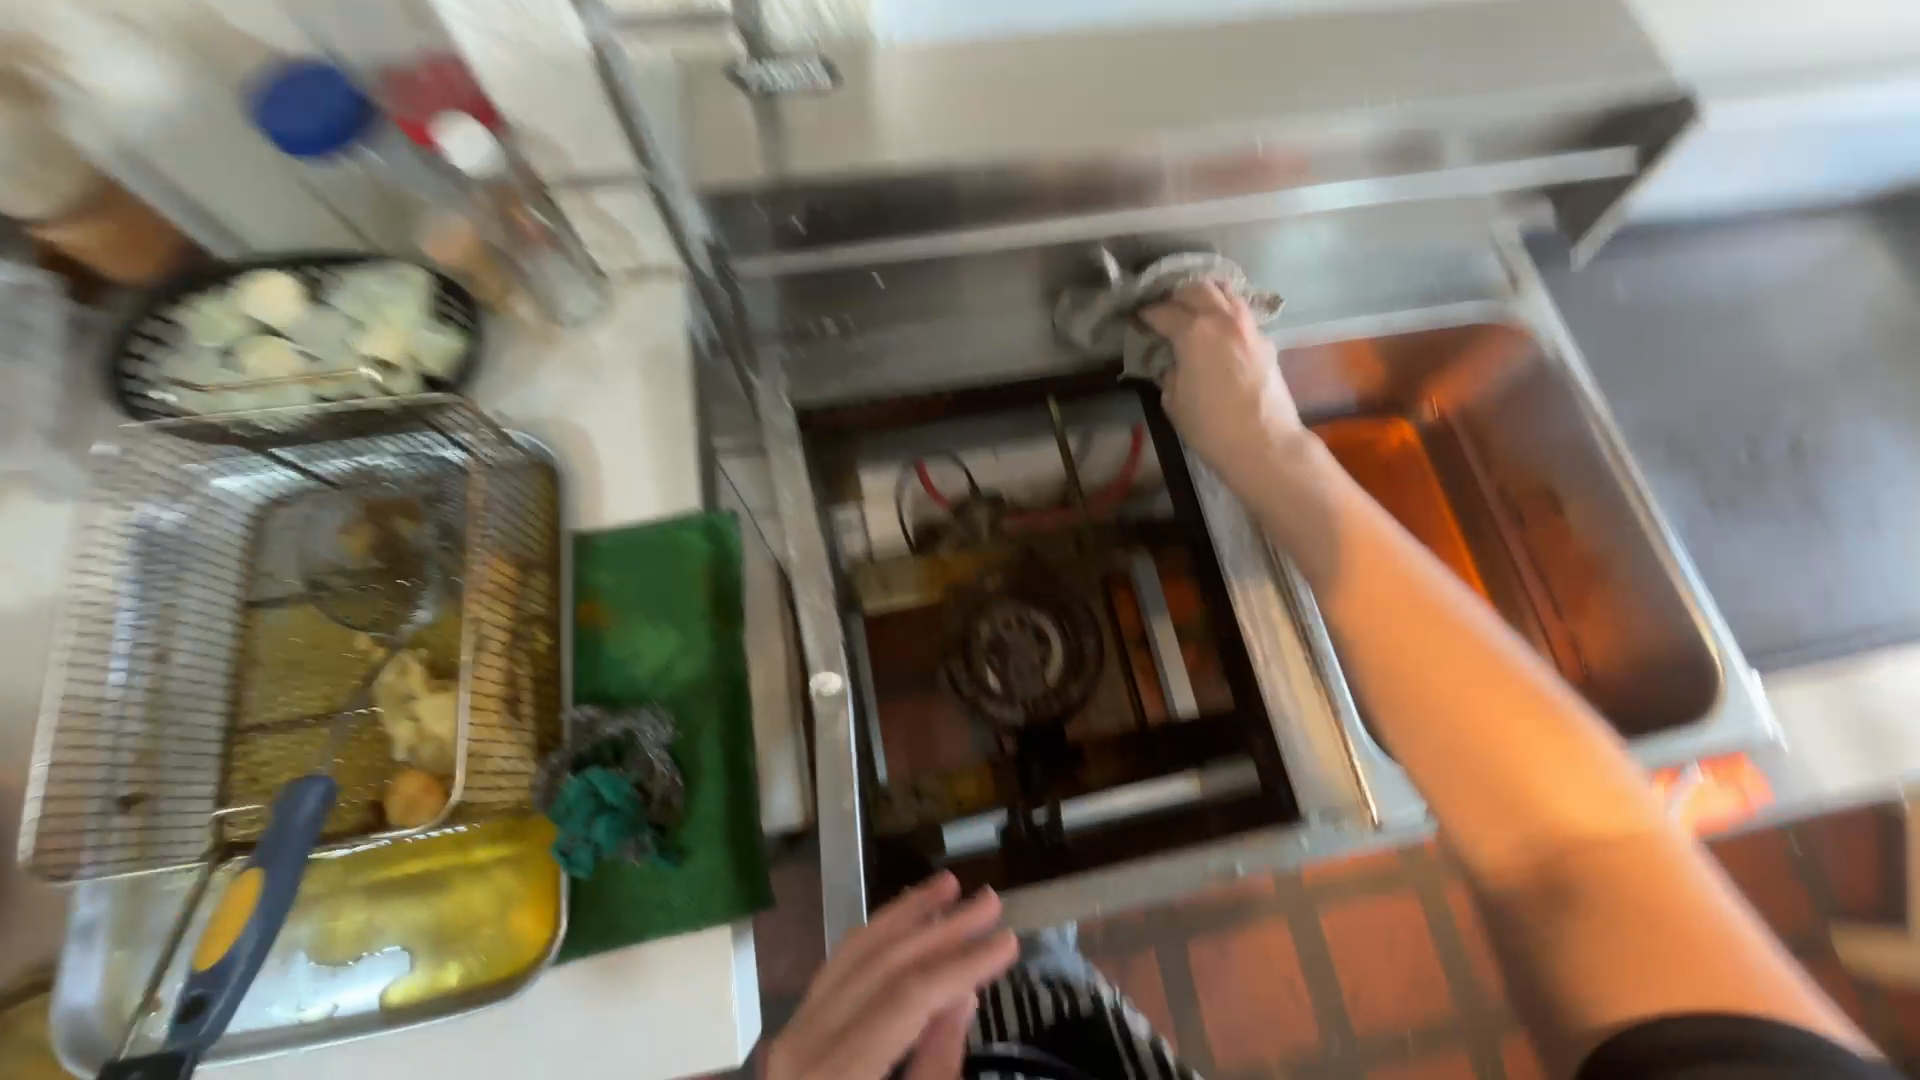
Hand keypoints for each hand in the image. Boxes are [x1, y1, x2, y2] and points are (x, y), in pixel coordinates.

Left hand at [764, 872, 1018, 1079]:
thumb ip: (934, 1068)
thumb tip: (961, 994)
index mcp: (832, 1077)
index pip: (906, 998)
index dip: (961, 963)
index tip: (1009, 939)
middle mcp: (803, 1043)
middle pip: (880, 965)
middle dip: (940, 927)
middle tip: (990, 901)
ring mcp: (792, 1034)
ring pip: (853, 953)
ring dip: (905, 915)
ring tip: (948, 886)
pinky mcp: (795, 1032)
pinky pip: (838, 970)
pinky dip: (876, 938)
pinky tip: (906, 922)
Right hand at [1141, 283, 1306, 495]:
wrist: (1264, 443)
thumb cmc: (1210, 427)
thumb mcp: (1174, 401)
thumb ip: (1170, 373)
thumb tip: (1174, 364)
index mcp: (1194, 332)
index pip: (1163, 312)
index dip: (1147, 315)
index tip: (1137, 319)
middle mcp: (1223, 319)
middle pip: (1198, 288)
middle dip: (1178, 295)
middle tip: (1166, 309)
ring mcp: (1249, 327)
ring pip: (1226, 293)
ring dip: (1207, 296)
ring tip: (1193, 310)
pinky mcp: (1266, 341)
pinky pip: (1241, 315)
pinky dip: (1226, 315)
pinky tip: (1218, 332)